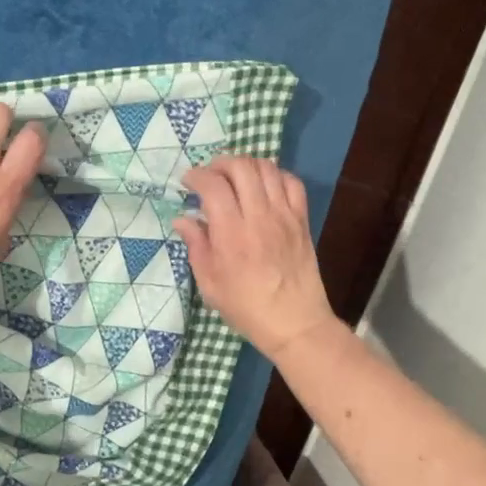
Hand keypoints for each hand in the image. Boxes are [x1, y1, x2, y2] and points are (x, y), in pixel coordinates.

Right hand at [174, 156, 340, 357]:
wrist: (294, 323)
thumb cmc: (246, 308)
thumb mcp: (210, 284)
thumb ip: (196, 246)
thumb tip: (183, 219)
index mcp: (232, 235)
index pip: (213, 186)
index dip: (197, 176)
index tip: (187, 182)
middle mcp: (259, 217)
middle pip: (242, 167)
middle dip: (221, 163)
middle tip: (210, 175)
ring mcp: (284, 216)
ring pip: (267, 169)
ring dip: (247, 165)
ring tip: (235, 178)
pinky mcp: (301, 220)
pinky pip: (292, 183)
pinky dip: (275, 176)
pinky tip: (264, 187)